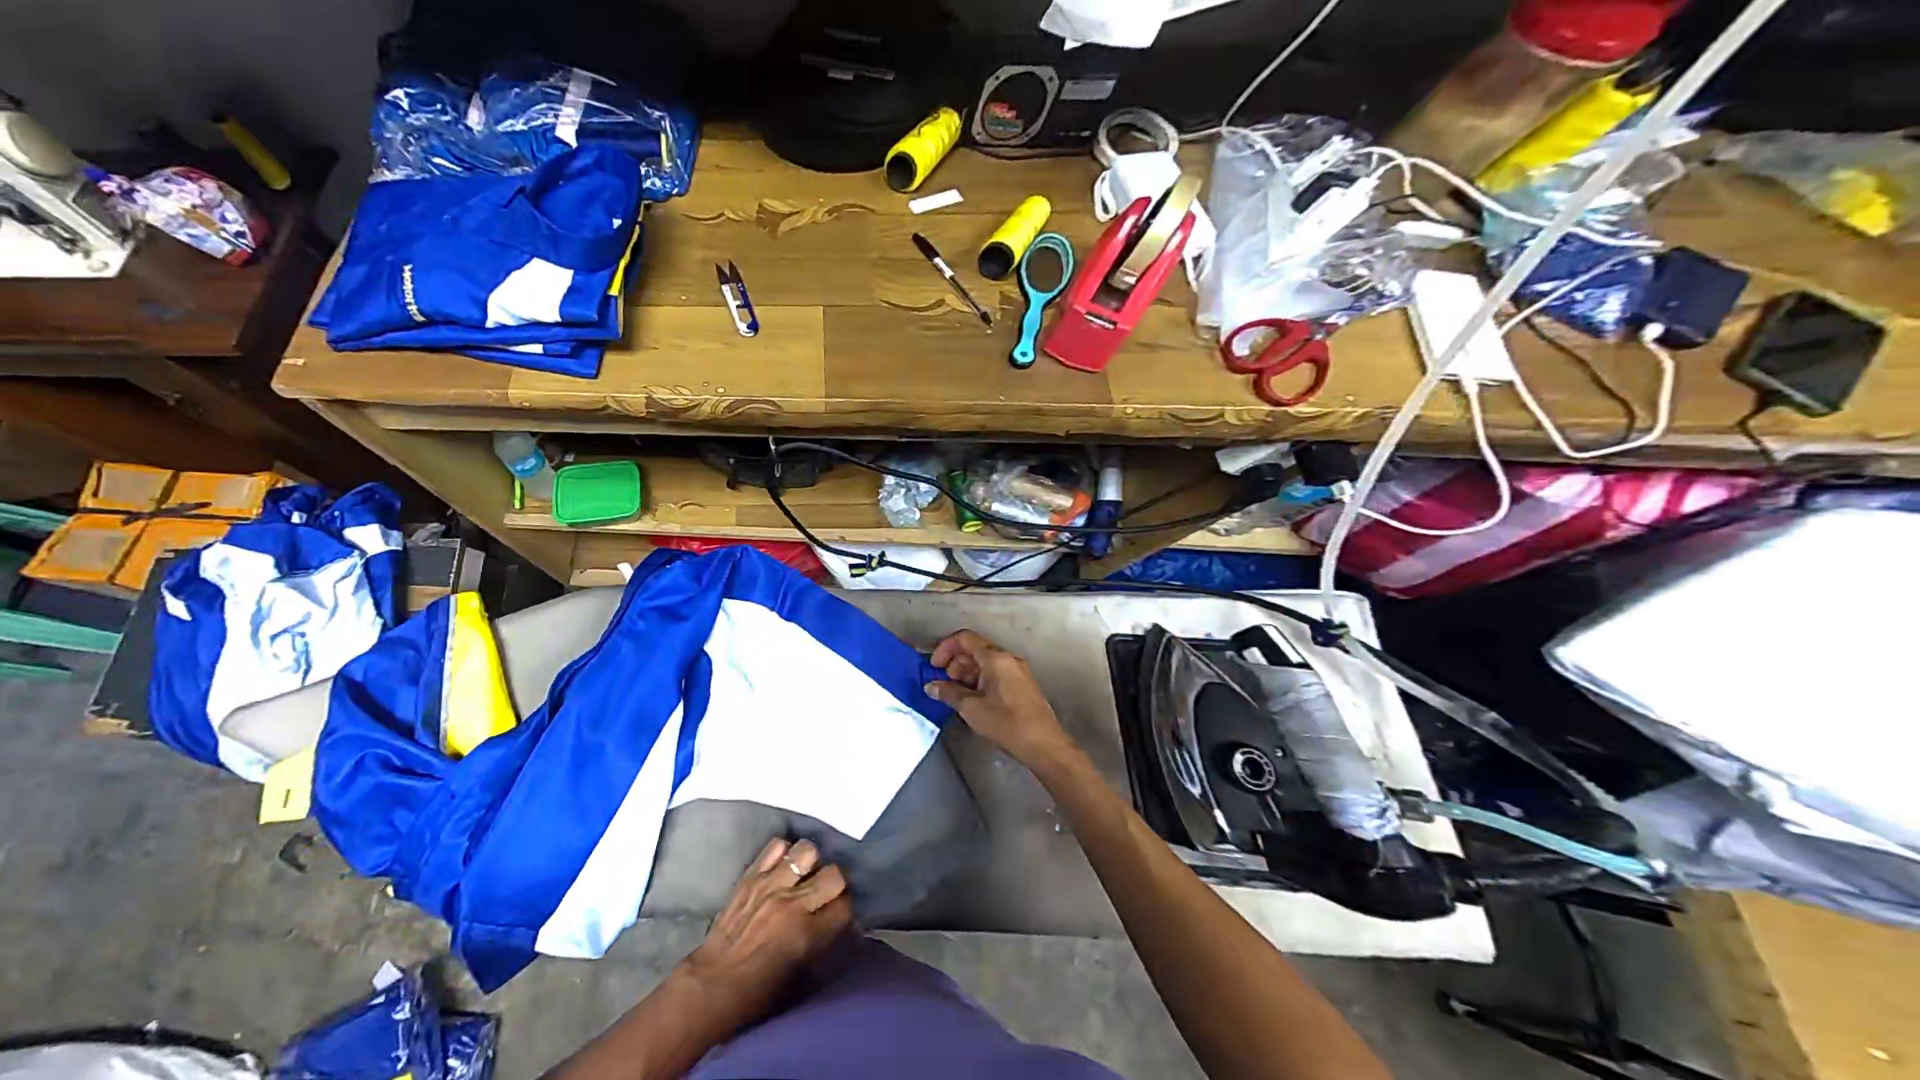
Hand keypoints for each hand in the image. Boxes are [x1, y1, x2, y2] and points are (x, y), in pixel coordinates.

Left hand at [682, 838, 852, 1018]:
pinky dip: (784, 853)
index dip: (848, 907)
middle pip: (834, 874)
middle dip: (836, 882)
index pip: (846, 906)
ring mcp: (770, 886)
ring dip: (811, 862)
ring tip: (805, 873)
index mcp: (807, 934)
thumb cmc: (760, 989)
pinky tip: (782, 866)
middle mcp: (792, 904)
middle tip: (827, 891)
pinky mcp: (750, 876)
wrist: (714, 983)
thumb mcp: (802, 974)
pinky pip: (776, 846)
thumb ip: (825, 941)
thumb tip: (844, 920)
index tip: (843, 910)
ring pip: (807, 851)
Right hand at [925, 630, 1076, 768]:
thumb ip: (949, 693)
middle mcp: (1009, 659)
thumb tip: (931, 686)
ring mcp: (1018, 671)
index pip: (965, 639)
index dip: (945, 648)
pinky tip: (974, 699)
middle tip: (944, 683)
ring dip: (967, 673)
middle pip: (976, 649)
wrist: (1043, 744)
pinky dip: (981, 680)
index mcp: (996, 658)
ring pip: (986, 662)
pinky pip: (997, 673)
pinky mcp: (1023, 684)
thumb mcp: (971, 708)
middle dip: (955, 663)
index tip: (934, 666)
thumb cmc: (1006, 723)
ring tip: (957, 694)